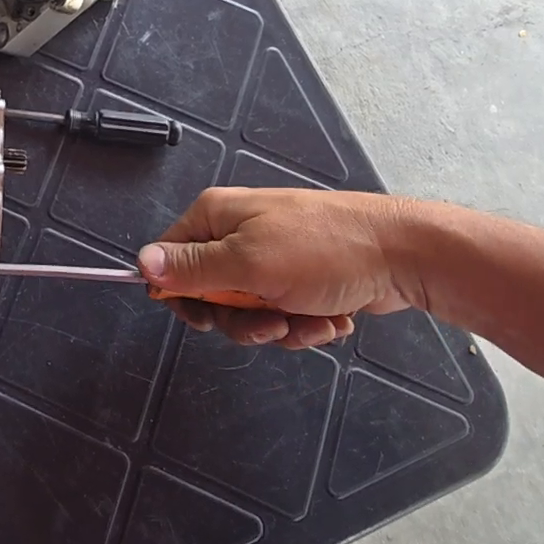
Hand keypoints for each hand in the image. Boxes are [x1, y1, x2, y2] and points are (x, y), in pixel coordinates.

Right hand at [137, 188, 430, 348]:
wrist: (403, 255)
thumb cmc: (321, 252)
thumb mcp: (248, 264)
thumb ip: (192, 268)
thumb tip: (139, 263)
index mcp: (214, 217)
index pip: (170, 259)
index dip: (181, 294)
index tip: (206, 318)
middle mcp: (236, 232)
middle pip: (209, 292)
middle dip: (242, 319)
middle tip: (271, 323)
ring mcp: (270, 254)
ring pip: (247, 309)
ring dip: (279, 326)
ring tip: (312, 322)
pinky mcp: (300, 277)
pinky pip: (281, 311)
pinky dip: (303, 323)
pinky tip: (331, 319)